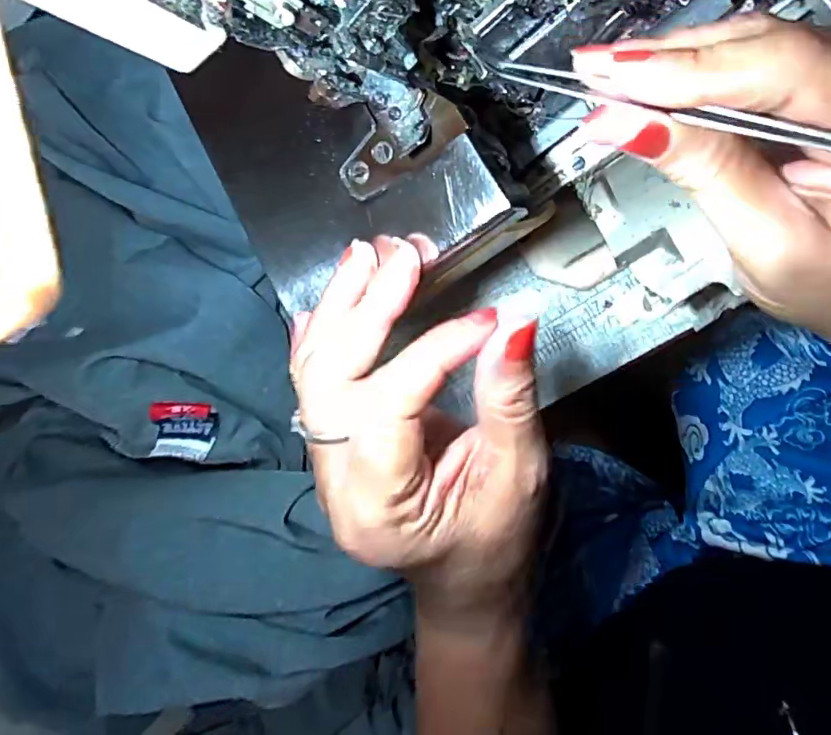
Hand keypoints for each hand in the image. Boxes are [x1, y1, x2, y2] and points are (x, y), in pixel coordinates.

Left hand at [289, 236, 547, 620]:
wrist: (465, 576)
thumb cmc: (497, 538)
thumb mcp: (518, 474)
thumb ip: (510, 400)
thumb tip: (517, 322)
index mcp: (378, 505)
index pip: (391, 405)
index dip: (437, 350)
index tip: (487, 319)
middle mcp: (334, 480)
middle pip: (333, 378)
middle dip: (370, 308)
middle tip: (406, 255)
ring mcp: (325, 459)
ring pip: (313, 371)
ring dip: (340, 305)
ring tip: (367, 253)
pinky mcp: (333, 440)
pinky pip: (312, 380)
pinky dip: (321, 330)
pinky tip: (332, 297)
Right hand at [573, 15, 830, 369]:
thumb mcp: (773, 248)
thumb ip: (706, 173)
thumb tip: (623, 121)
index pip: (791, 70)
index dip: (694, 70)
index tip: (615, 75)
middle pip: (776, 45)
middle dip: (678, 59)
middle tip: (598, 67)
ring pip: (766, 44)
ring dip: (684, 59)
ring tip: (615, 72)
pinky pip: (767, 60)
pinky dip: (706, 71)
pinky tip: (660, 76)